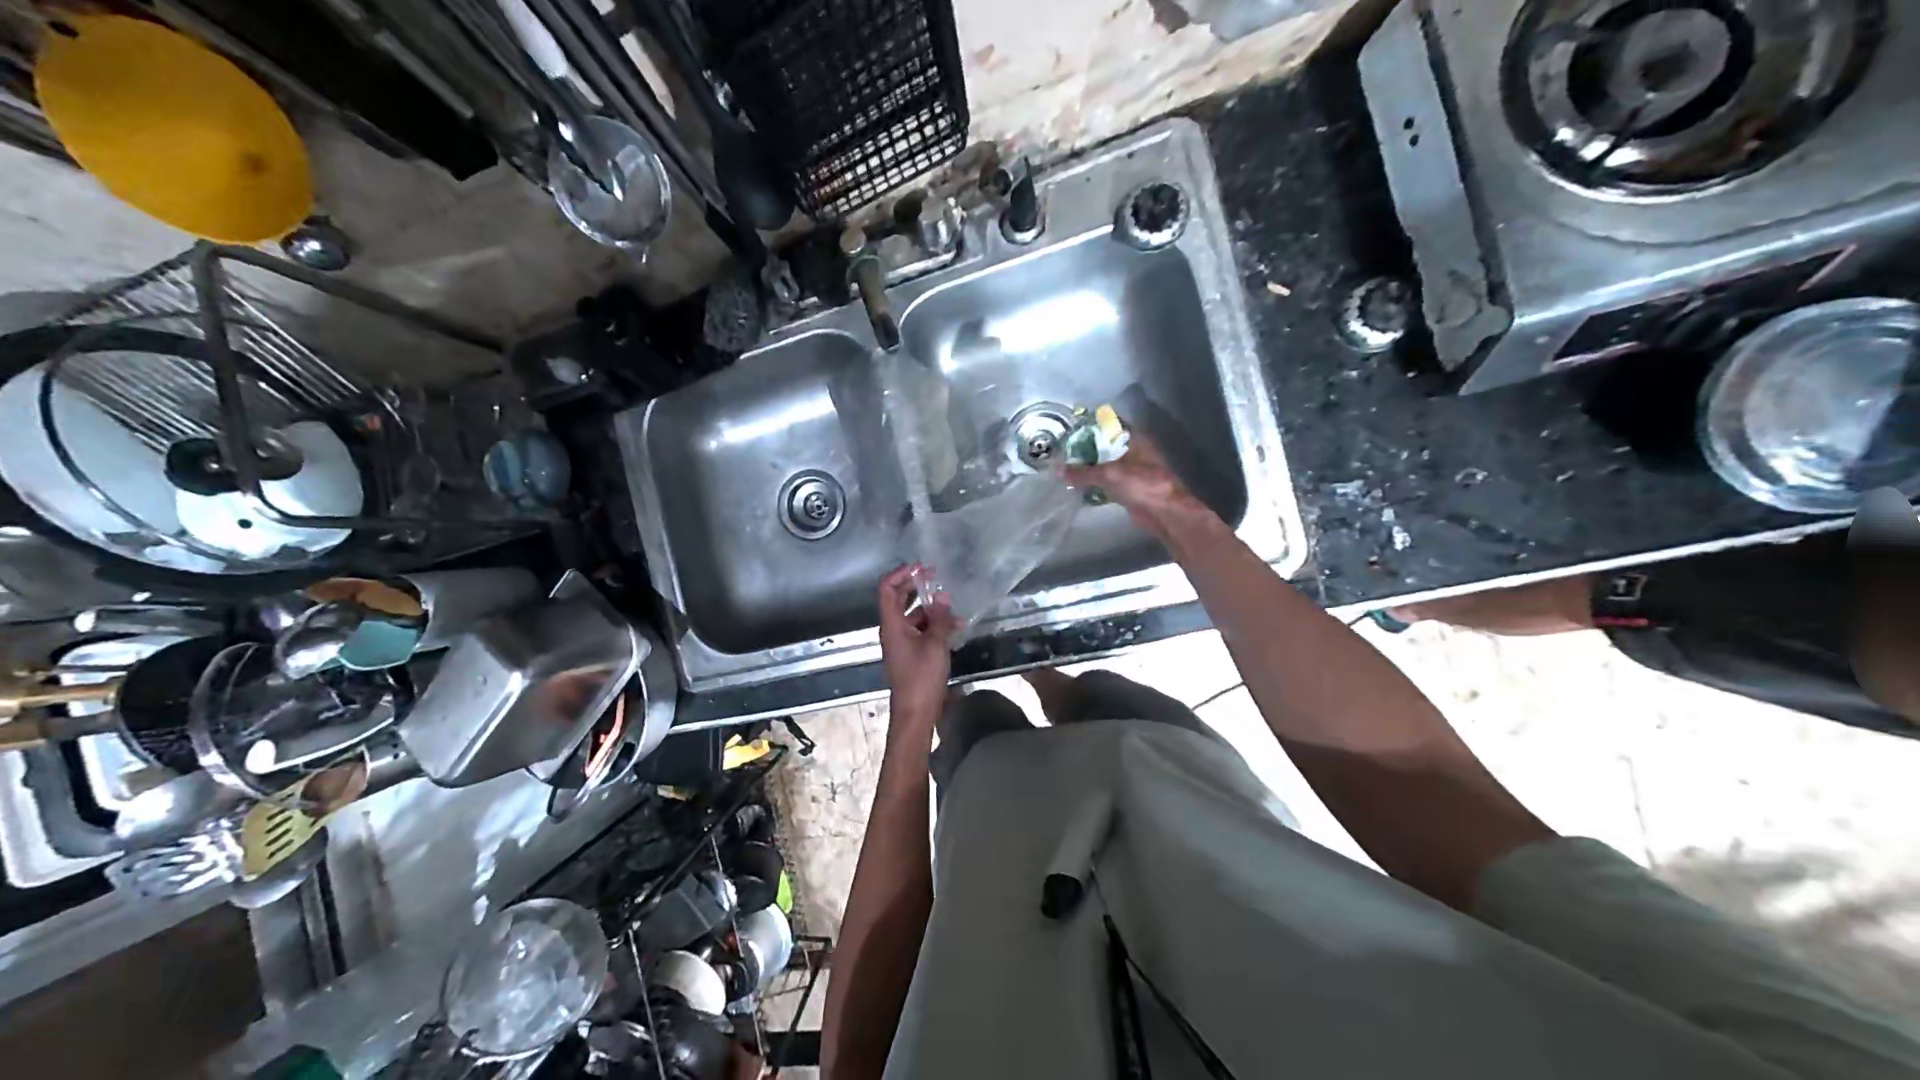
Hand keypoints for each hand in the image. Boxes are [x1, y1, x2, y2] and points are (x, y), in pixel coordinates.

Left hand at [878, 564, 958, 728]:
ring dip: (931, 609)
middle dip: (917, 588)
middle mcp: (893, 630)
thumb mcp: (935, 644)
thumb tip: (943, 595)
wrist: (916, 712)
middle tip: (938, 578)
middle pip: (899, 599)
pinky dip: (934, 625)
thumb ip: (939, 618)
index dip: (902, 574)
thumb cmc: (922, 677)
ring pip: (913, 616)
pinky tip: (954, 627)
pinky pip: (920, 631)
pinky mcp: (910, 653)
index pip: (887, 589)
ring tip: (954, 610)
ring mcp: (901, 642)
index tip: (922, 568)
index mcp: (892, 625)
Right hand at [1062, 427, 1208, 537]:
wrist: (1164, 512)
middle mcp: (1134, 451)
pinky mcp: (1131, 487)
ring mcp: (1134, 470)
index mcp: (1134, 439)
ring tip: (1067, 467)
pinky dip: (1097, 482)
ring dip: (1091, 467)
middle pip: (1107, 445)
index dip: (1091, 425)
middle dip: (1087, 448)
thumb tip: (1059, 470)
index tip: (1071, 428)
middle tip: (1064, 450)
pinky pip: (1109, 481)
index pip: (1110, 425)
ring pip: (1107, 464)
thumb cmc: (1141, 484)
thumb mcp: (1108, 474)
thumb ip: (1083, 472)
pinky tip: (1080, 485)